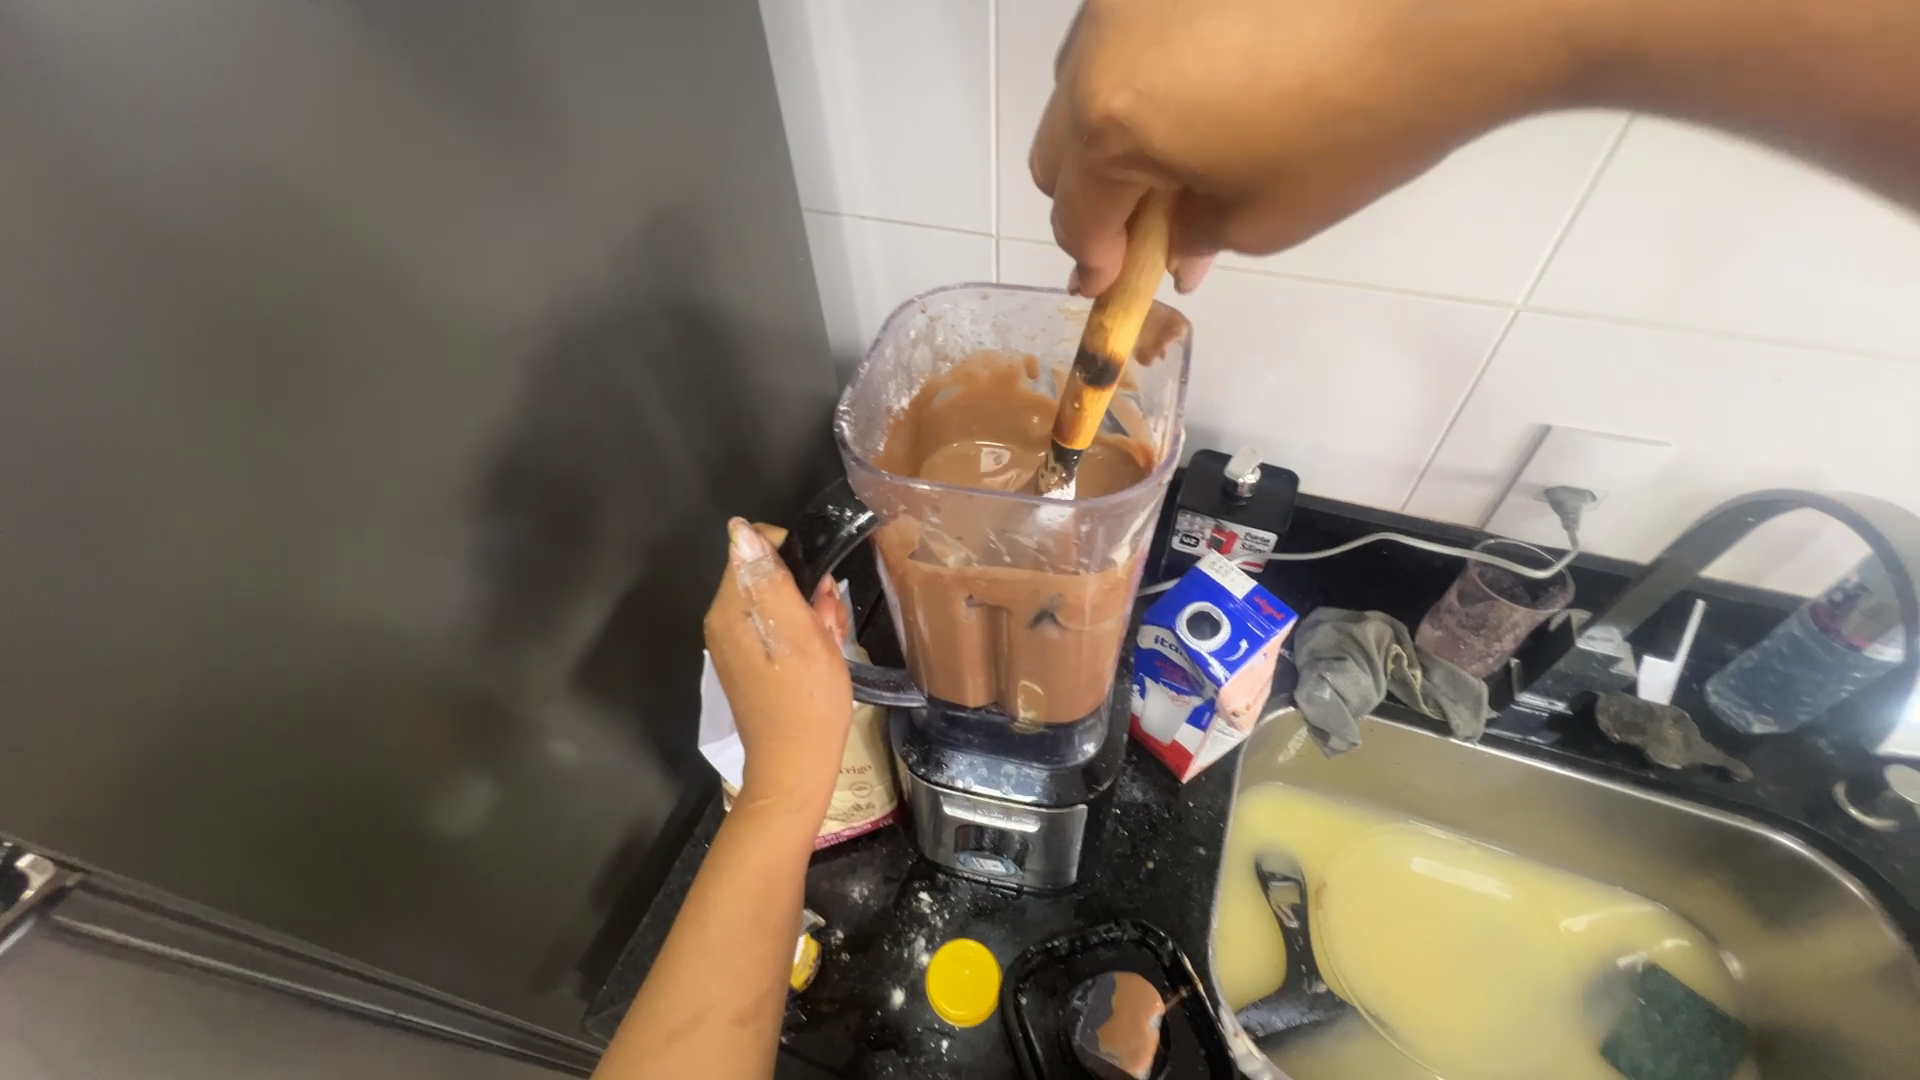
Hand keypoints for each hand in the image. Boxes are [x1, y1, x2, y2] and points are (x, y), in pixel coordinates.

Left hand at [703, 519, 854, 818]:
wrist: (796, 763)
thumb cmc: (808, 698)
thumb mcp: (800, 633)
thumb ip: (771, 579)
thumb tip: (740, 528)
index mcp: (730, 608)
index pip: (754, 546)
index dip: (793, 556)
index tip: (818, 589)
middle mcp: (723, 620)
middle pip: (767, 573)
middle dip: (805, 590)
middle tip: (826, 624)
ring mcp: (732, 642)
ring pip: (777, 600)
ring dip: (809, 614)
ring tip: (826, 644)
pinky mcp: (746, 660)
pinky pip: (776, 626)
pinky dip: (802, 633)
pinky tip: (818, 656)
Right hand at [1030, 0, 1577, 294]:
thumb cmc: (1359, 124)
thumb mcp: (1263, 220)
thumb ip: (1190, 237)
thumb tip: (1170, 252)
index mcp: (1110, 121)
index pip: (1073, 214)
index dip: (1092, 259)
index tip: (1113, 281)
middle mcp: (1098, 43)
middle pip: (1055, 147)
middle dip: (1092, 194)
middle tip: (1146, 215)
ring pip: (1081, 79)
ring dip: (1111, 126)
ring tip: (1183, 137)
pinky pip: (1126, 27)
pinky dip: (1144, 68)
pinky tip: (1205, 72)